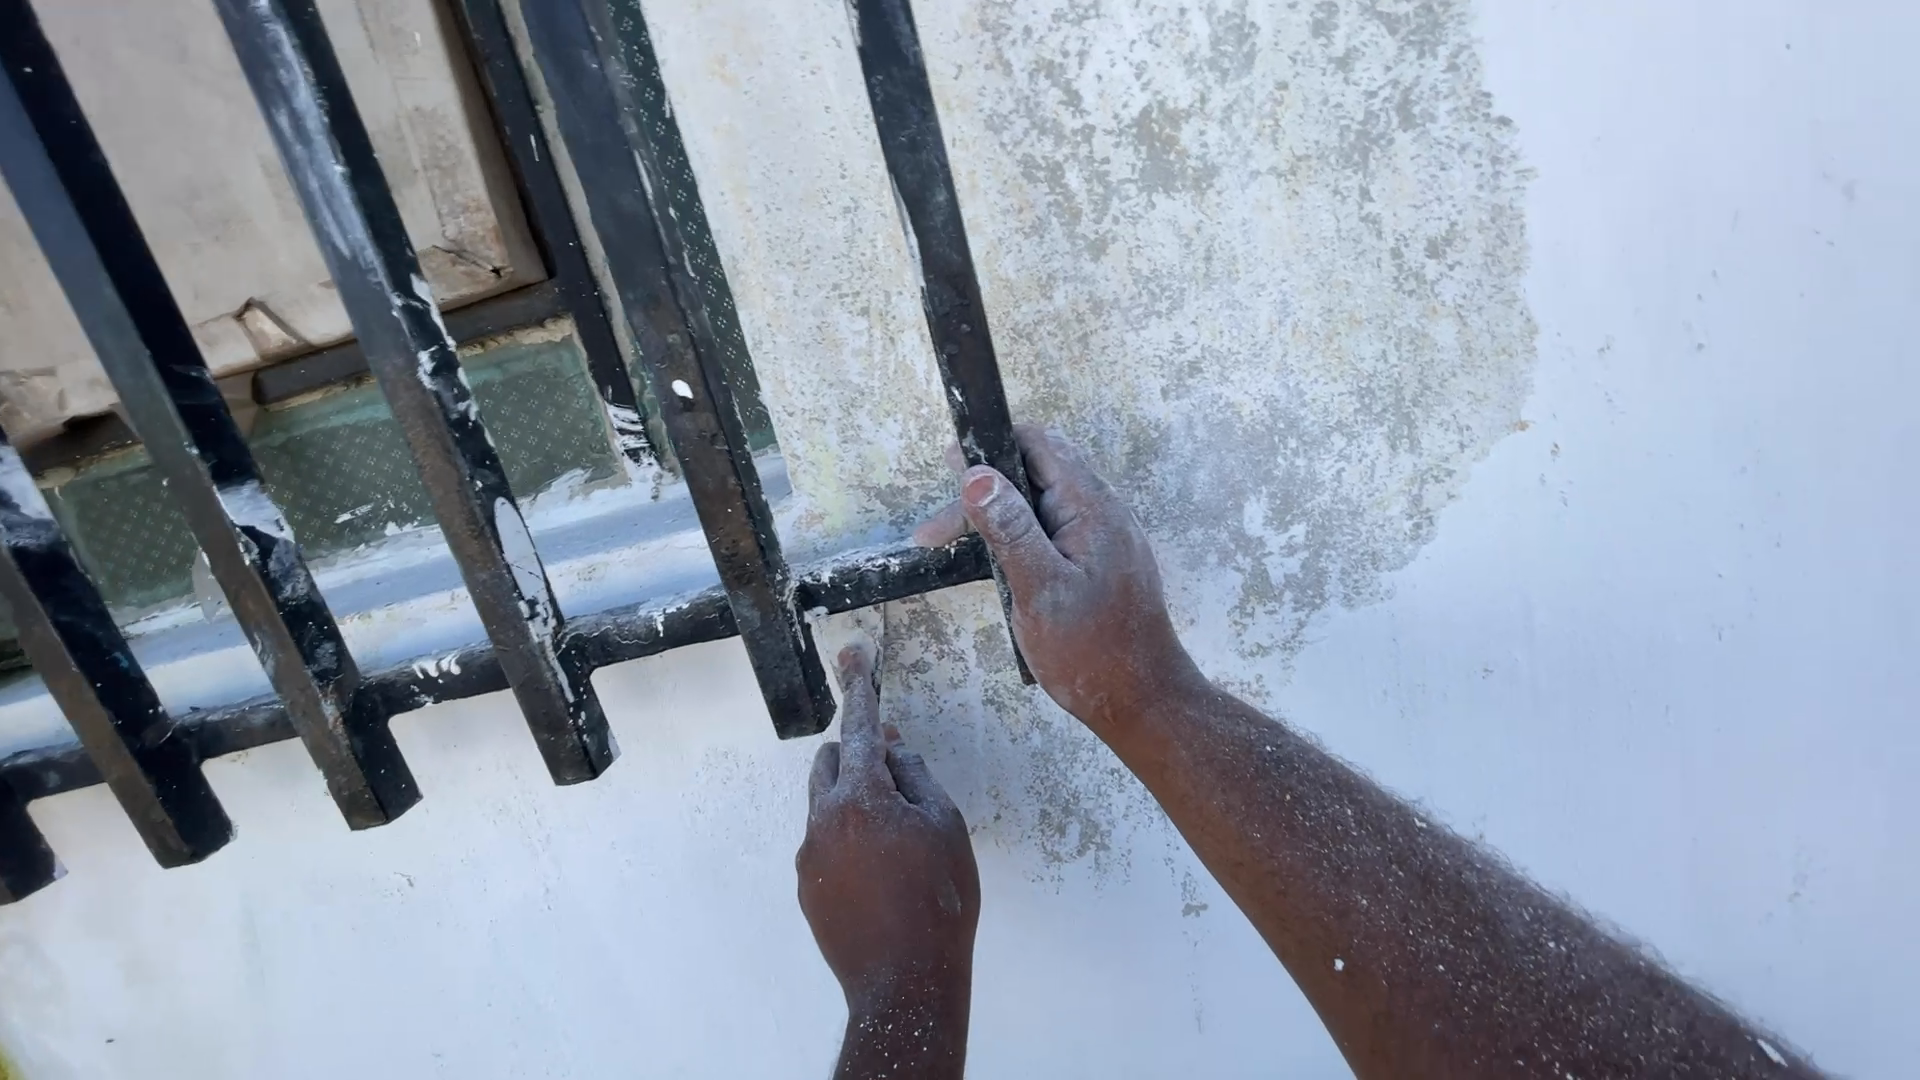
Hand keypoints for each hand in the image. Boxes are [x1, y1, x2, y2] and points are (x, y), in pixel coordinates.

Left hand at [798, 644, 979, 1031]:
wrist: (906, 983)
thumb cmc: (939, 898)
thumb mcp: (945, 825)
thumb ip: (915, 777)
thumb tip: (892, 751)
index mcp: (860, 798)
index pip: (861, 731)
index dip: (861, 692)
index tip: (854, 658)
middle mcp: (822, 820)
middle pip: (830, 763)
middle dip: (858, 756)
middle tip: (898, 776)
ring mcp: (810, 857)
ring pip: (826, 804)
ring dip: (854, 800)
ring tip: (896, 836)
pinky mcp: (807, 887)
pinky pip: (824, 841)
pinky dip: (848, 836)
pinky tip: (881, 872)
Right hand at [915, 425, 1200, 730]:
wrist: (1140, 702)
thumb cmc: (1091, 651)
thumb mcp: (1040, 589)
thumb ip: (1010, 529)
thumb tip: (976, 474)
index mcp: (1091, 507)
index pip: (1039, 445)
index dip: (991, 448)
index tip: (948, 468)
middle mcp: (1099, 512)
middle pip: (1033, 474)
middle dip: (981, 492)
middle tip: (934, 531)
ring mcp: (1099, 537)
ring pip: (1037, 506)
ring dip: (993, 520)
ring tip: (946, 545)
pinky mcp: (1094, 561)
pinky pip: (1048, 532)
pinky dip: (1014, 539)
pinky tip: (991, 562)